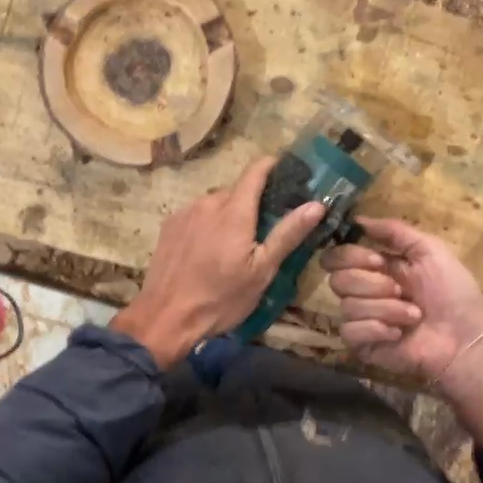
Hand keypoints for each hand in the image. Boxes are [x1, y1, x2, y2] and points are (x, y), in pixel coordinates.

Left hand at [112, 157, 324, 368]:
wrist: (166, 317)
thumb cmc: (220, 298)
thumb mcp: (261, 271)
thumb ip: (287, 234)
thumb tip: (316, 205)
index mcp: (234, 211)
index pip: (255, 171)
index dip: (272, 166)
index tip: (287, 172)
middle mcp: (208, 203)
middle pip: (236, 191)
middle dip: (252, 203)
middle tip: (264, 229)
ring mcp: (185, 213)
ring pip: (215, 203)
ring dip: (228, 215)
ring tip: (234, 246)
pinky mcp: (169, 225)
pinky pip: (197, 215)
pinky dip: (208, 224)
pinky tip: (208, 251)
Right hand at [321, 217, 482, 446]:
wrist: (465, 338)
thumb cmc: (453, 292)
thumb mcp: (430, 250)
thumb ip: (394, 231)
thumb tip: (357, 219)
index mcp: (375, 267)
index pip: (337, 255)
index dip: (352, 256)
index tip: (379, 261)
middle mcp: (363, 290)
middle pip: (336, 279)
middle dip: (372, 284)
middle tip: (400, 291)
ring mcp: (361, 319)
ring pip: (347, 306)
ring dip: (386, 309)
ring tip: (413, 316)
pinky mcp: (362, 345)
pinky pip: (350, 331)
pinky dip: (376, 329)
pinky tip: (398, 334)